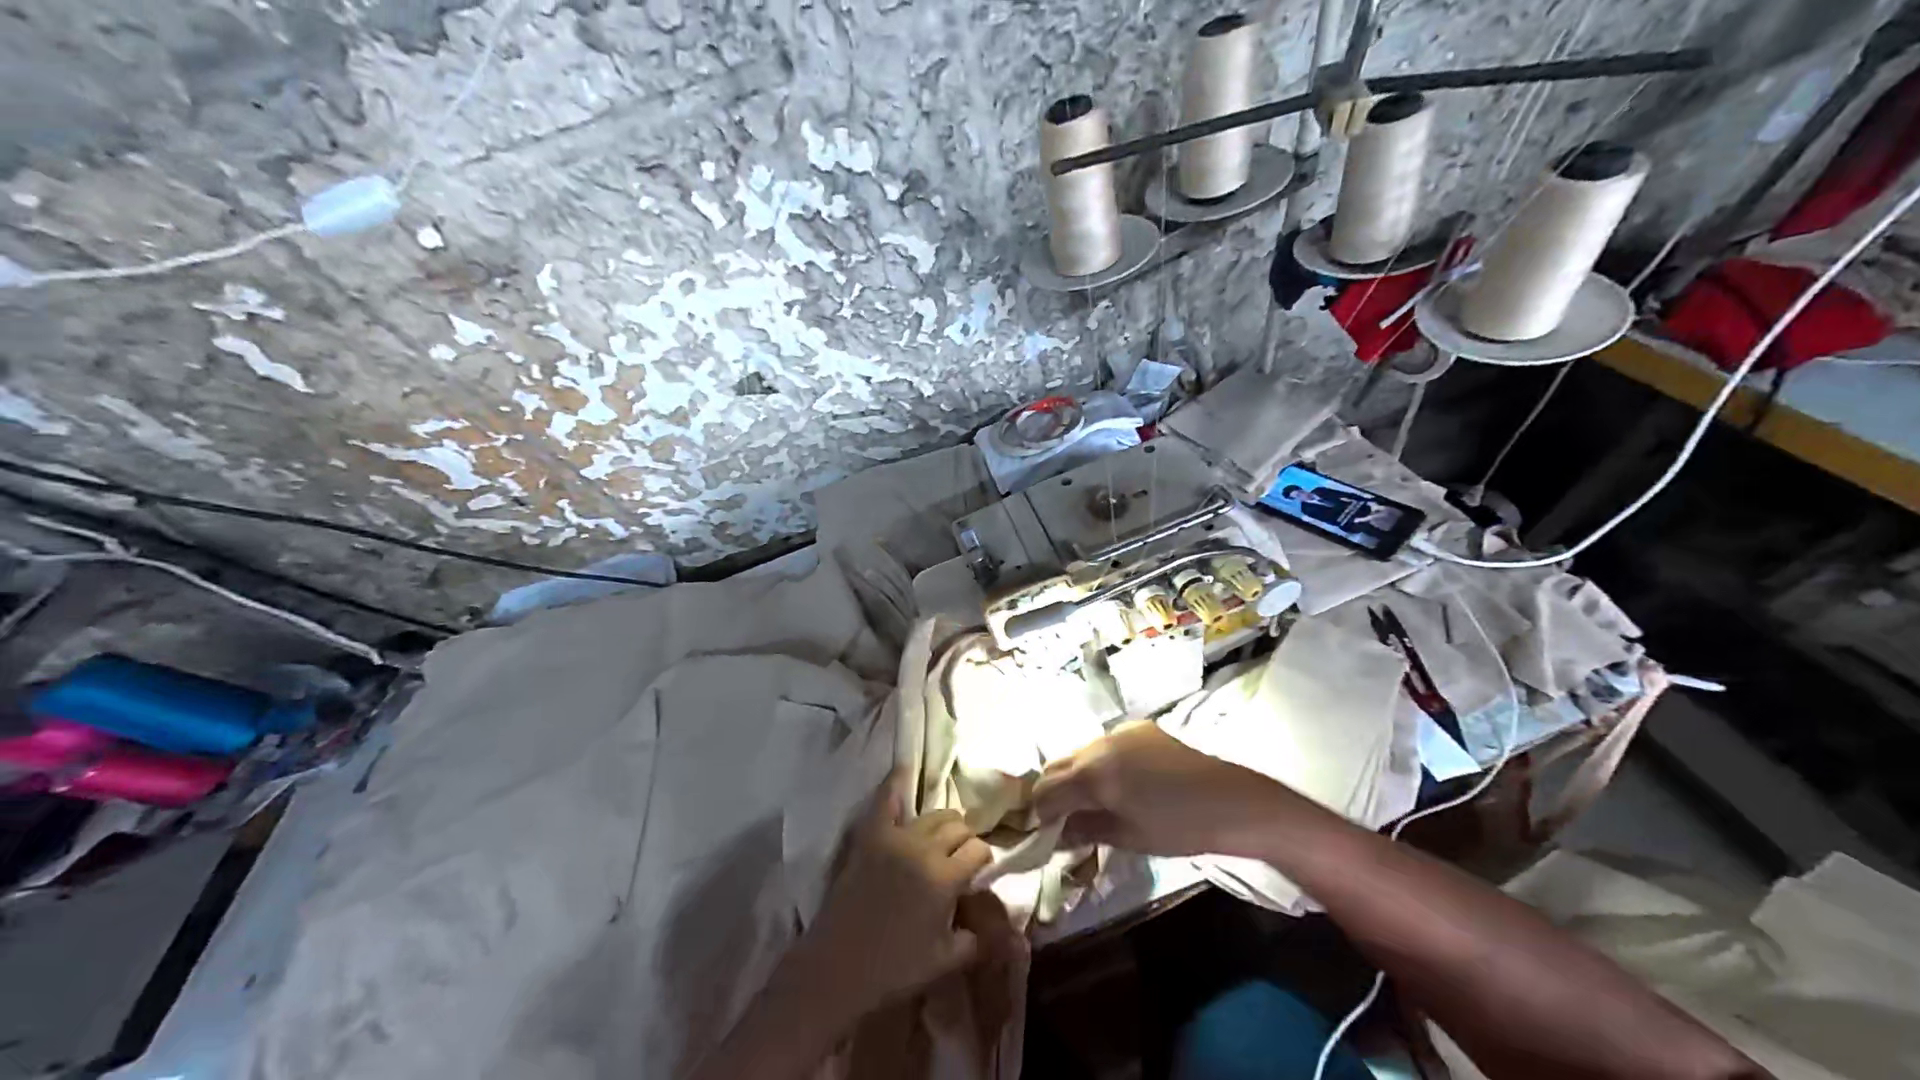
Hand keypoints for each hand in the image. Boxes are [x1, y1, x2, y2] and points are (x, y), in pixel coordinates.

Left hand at [790, 771, 996, 1020]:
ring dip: (944, 823)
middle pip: (958, 827)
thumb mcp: (947, 961)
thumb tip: (988, 921)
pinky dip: (896, 783)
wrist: (837, 969)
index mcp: (946, 878)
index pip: (979, 850)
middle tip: (961, 858)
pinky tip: (904, 771)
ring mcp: (894, 837)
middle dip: (966, 840)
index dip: (984, 860)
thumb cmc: (894, 970)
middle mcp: (924, 848)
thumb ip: (975, 937)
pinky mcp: (869, 836)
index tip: (979, 872)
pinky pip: (886, 800)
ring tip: (941, 838)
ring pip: (932, 814)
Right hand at [1032, 722, 1294, 857]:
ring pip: (1081, 752)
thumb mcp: (1128, 836)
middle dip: (1053, 791)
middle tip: (1059, 819)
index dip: (1039, 812)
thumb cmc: (1179, 828)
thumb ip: (1086, 829)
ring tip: (1089, 802)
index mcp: (1092, 773)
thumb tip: (1058, 833)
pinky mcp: (1140, 728)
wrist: (1233, 801)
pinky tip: (1117, 784)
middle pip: (1058, 765)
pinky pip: (1105, 745)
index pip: (1047, 789)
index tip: (1042, 832)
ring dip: (1076, 775)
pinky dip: (1100, 763)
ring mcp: (1120, 731)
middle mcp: (1098, 743)